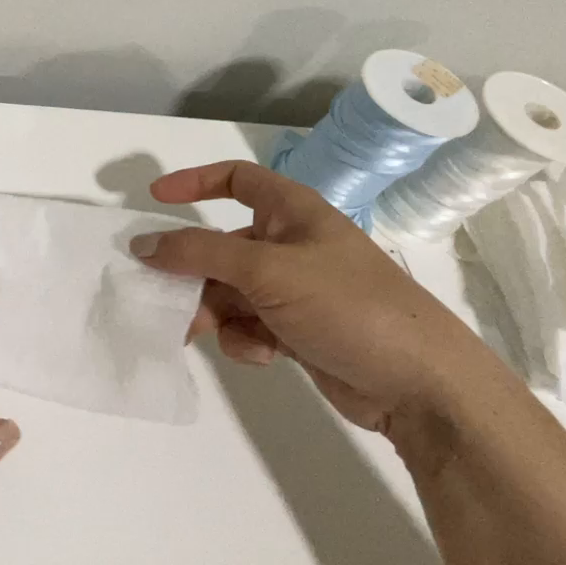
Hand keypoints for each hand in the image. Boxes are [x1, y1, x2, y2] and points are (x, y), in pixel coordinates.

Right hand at [130, 160, 505, 436]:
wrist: (424, 387)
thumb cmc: (347, 305)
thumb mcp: (265, 270)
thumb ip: (198, 253)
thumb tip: (142, 244)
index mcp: (293, 212)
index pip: (236, 179)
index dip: (194, 182)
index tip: (155, 199)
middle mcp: (293, 246)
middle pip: (222, 246)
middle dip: (194, 272)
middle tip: (165, 295)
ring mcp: (298, 291)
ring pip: (230, 291)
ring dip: (214, 312)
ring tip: (203, 335)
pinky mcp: (302, 332)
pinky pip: (251, 325)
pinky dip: (246, 339)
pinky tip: (264, 354)